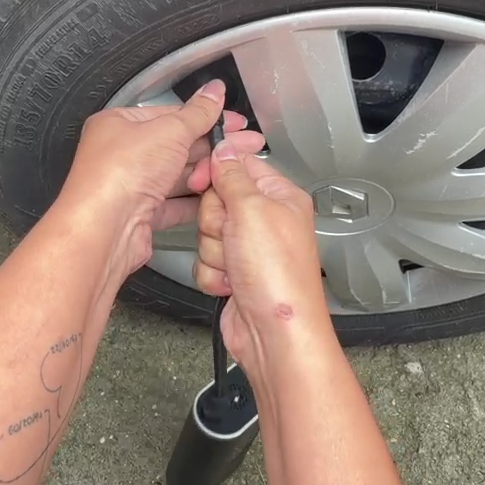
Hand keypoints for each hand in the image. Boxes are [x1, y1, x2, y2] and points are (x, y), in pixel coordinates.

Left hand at [55, 80, 265, 277]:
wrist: (104, 228)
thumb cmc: (120, 173)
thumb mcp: (169, 131)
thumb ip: (198, 113)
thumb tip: (214, 92)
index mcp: (119, 124)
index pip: (170, 115)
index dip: (205, 116)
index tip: (234, 121)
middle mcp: (121, 154)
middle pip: (176, 145)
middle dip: (213, 146)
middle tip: (247, 145)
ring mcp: (131, 185)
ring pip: (176, 175)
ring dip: (206, 173)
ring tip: (236, 170)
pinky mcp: (140, 214)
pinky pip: (173, 204)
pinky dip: (195, 200)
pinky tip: (217, 194)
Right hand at [194, 141, 329, 374]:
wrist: (273, 333)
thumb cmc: (278, 275)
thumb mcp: (252, 209)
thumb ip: (233, 176)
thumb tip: (223, 151)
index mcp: (280, 197)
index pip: (240, 166)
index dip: (217, 173)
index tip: (203, 182)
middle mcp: (266, 221)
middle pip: (216, 201)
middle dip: (215, 222)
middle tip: (233, 236)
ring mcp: (249, 249)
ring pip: (206, 234)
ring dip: (214, 252)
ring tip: (236, 265)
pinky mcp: (233, 274)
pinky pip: (204, 262)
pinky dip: (212, 274)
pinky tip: (232, 284)